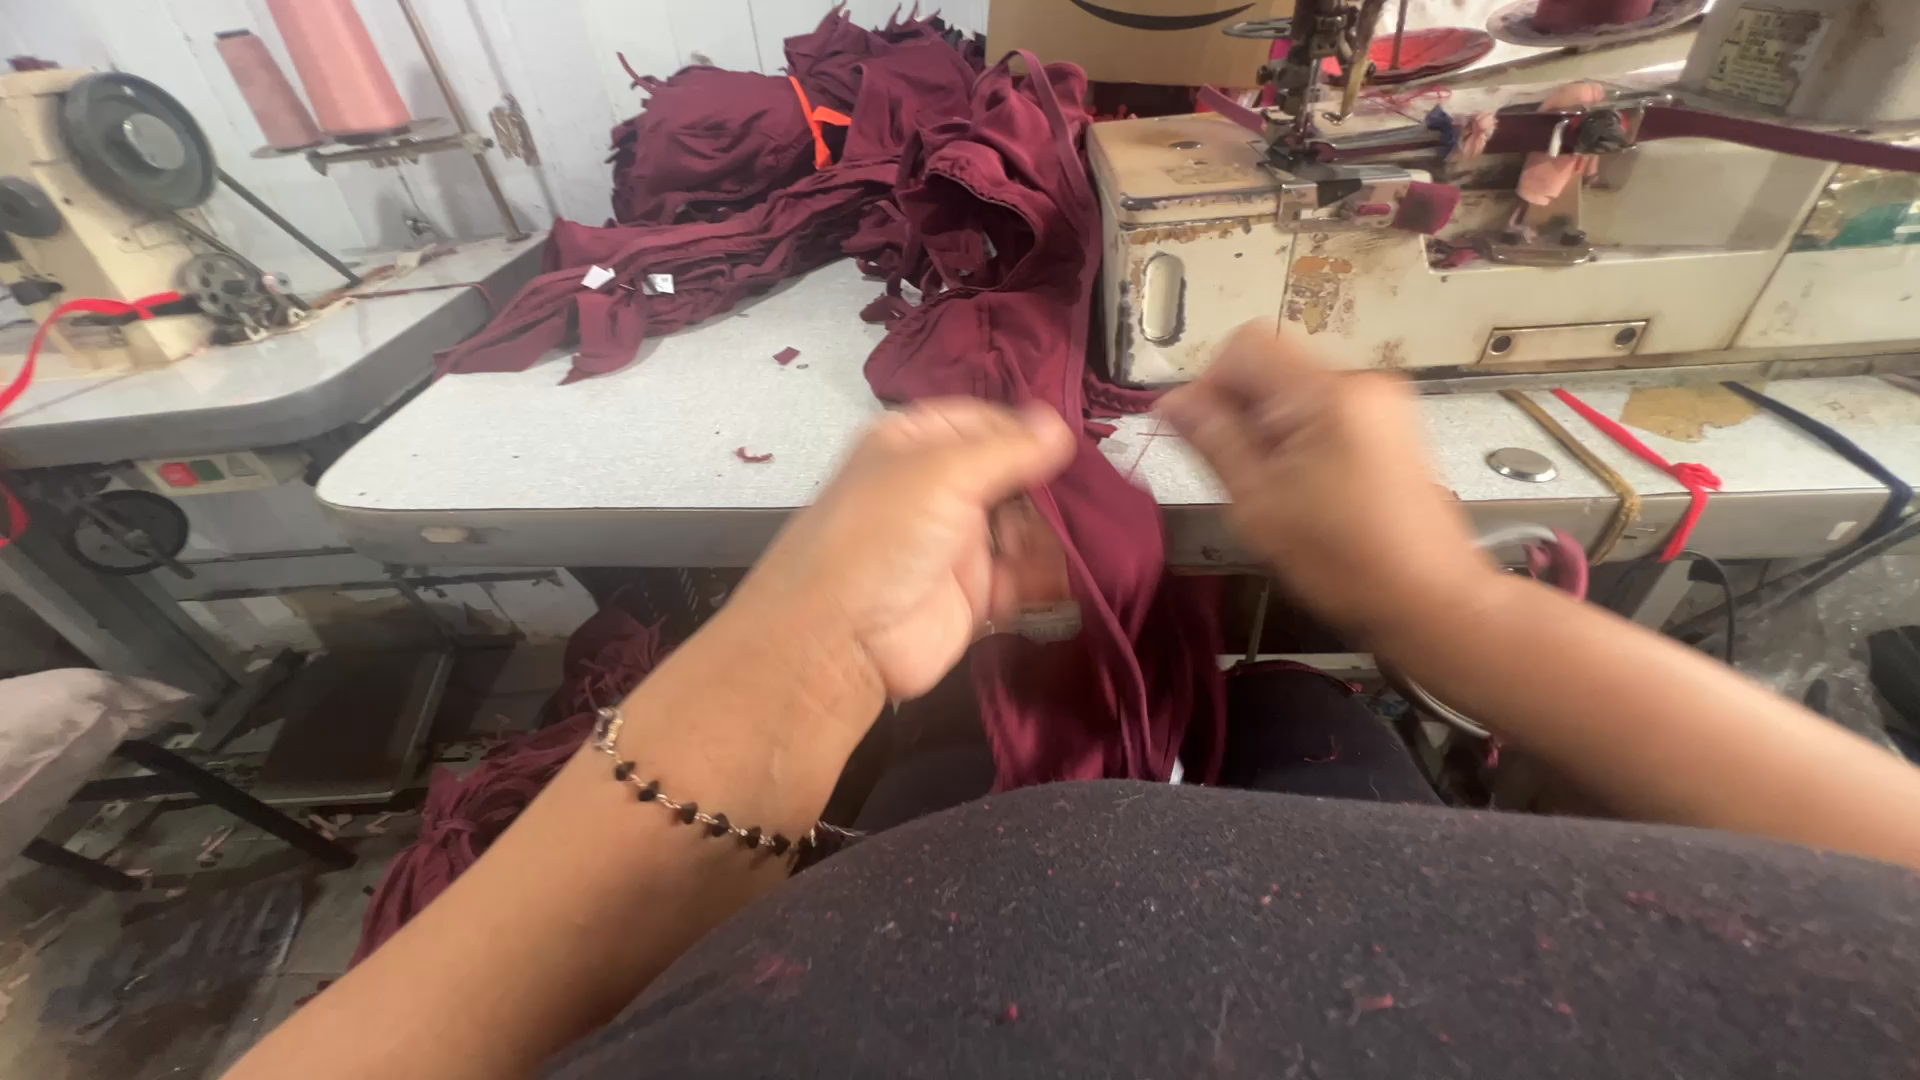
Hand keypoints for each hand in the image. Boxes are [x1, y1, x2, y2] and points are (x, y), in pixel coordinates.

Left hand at [728, 398, 1076, 700]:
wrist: (841, 638)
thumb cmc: (883, 536)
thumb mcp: (941, 474)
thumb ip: (1006, 449)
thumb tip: (1057, 425)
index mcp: (914, 445)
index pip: (980, 423)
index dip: (1023, 430)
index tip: (1071, 442)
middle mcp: (936, 489)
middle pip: (1008, 476)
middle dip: (1047, 484)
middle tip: (1093, 491)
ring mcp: (955, 542)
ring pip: (1020, 526)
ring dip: (1053, 530)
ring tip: (1089, 531)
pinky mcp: (973, 593)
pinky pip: (1022, 577)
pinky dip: (1048, 575)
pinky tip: (1075, 570)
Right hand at [1159, 322, 1495, 643]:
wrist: (1430, 597)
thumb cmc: (1342, 561)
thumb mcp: (1258, 504)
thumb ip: (1213, 442)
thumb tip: (1171, 403)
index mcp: (1326, 396)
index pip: (1244, 346)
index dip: (1209, 384)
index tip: (1201, 435)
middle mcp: (1359, 383)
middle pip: (1269, 363)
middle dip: (1236, 409)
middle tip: (1233, 468)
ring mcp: (1379, 401)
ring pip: (1290, 387)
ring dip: (1263, 424)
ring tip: (1267, 482)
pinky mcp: (1387, 422)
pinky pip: (1319, 407)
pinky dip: (1293, 433)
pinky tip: (1297, 482)